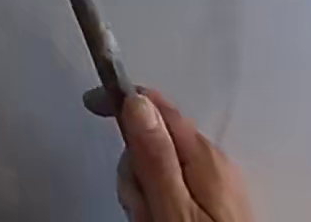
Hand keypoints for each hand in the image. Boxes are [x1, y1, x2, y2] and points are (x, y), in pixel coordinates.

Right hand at [113, 89, 254, 221]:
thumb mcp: (174, 213)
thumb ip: (154, 156)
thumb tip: (135, 100)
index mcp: (205, 156)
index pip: (156, 104)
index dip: (121, 100)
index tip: (92, 106)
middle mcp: (215, 164)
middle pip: (154, 137)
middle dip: (134, 166)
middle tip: (137, 206)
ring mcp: (218, 190)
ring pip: (160, 167)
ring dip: (144, 191)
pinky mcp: (216, 212)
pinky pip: (174, 190)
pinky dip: (158, 205)